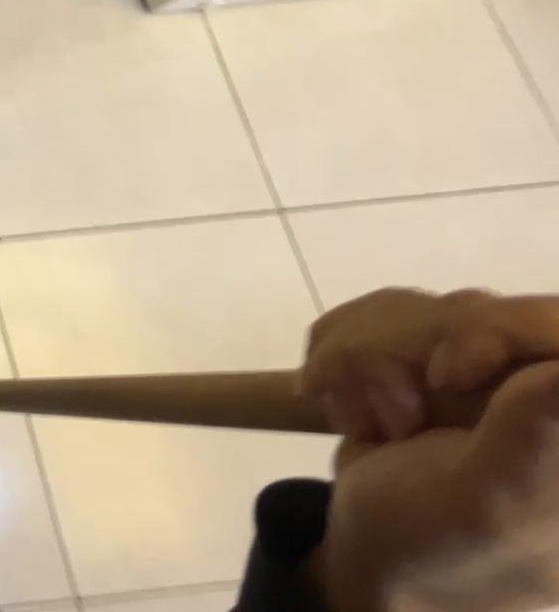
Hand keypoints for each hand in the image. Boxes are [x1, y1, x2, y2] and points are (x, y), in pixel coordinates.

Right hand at [298, 288, 558, 611]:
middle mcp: (544, 391)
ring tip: (362, 422)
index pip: (554, 323)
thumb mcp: (490, 502)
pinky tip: (342, 405)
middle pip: (470, 309)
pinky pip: (368, 319)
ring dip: (354, 362)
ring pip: (409, 309)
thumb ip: (539, 436)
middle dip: (394, 357)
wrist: (375, 560)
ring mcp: (490, 375)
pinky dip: (332, 357)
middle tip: (388, 419)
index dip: (492, 329)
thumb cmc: (442, 548)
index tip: (444, 374)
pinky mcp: (429, 365)